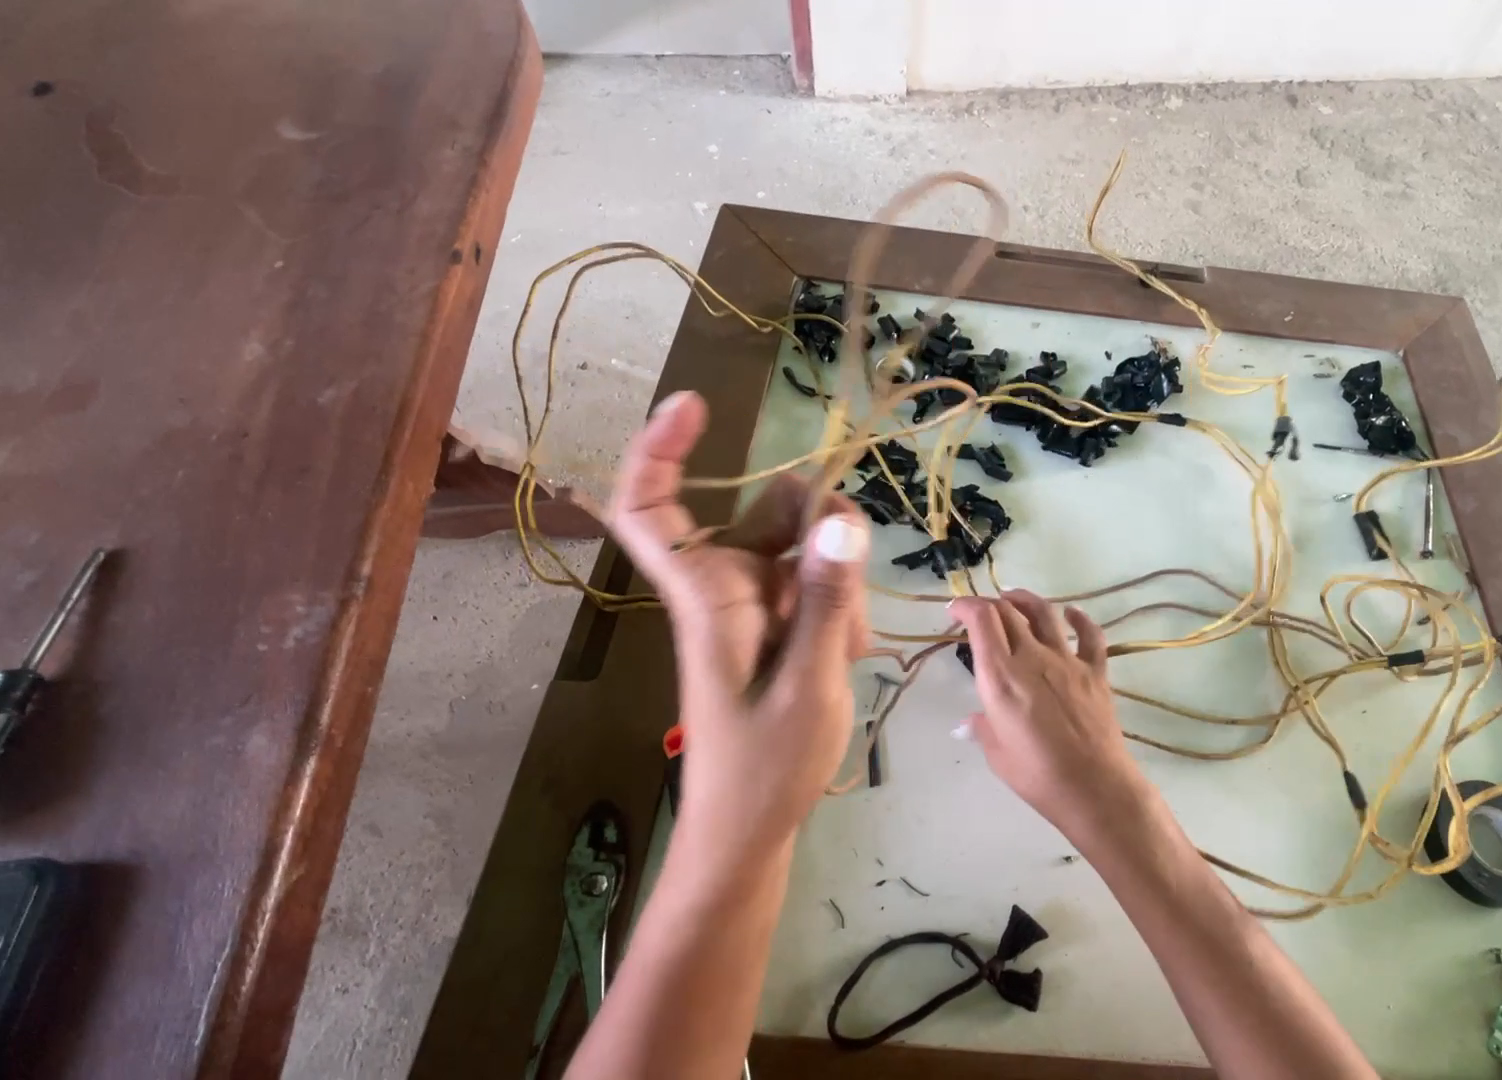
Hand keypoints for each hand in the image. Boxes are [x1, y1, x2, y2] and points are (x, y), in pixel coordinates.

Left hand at [607, 391, 870, 856]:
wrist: (749, 830)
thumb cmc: (763, 769)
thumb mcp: (810, 684)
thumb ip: (824, 598)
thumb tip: (840, 515)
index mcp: (708, 598)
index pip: (651, 509)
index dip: (660, 450)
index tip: (696, 404)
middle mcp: (724, 586)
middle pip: (769, 511)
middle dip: (821, 535)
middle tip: (848, 603)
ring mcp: (752, 603)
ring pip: (803, 544)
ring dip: (837, 580)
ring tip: (849, 646)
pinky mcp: (776, 621)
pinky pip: (814, 579)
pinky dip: (839, 603)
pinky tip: (850, 652)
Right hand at [947, 591, 1146, 835]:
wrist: (1093, 787)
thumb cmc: (1037, 775)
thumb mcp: (997, 753)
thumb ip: (983, 728)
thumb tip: (971, 721)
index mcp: (1001, 676)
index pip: (982, 620)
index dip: (966, 606)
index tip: (955, 611)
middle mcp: (1032, 658)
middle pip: (1008, 611)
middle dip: (988, 603)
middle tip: (978, 612)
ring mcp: (1067, 661)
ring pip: (1044, 613)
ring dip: (1025, 600)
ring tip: (1013, 598)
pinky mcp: (1095, 671)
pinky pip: (1090, 635)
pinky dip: (1079, 619)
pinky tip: (1071, 614)